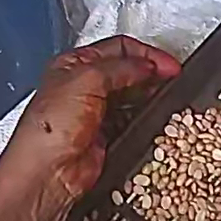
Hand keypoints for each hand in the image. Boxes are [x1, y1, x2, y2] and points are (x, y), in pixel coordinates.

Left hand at [0, 36, 180, 204]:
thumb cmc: (52, 127)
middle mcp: (85, 86)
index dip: (146, 54)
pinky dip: (145, 119)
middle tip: (172, 79)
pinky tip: (154, 118)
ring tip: (167, 97)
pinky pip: (131, 122)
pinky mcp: (106, 136)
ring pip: (132, 97)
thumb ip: (120, 68)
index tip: (168, 64)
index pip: (118, 48)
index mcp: (75, 65)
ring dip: (150, 96)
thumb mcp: (87, 80)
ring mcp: (96, 112)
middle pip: (128, 71)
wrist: (48, 171)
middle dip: (151, 73)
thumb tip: (146, 65)